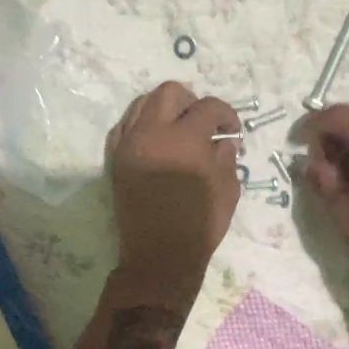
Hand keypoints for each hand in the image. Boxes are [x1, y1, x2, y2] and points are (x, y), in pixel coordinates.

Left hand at [106, 82, 240, 290]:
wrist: (159, 256)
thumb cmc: (199, 226)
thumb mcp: (227, 190)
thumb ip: (227, 158)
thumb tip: (224, 142)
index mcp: (186, 140)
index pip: (209, 107)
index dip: (227, 115)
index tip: (232, 132)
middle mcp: (153, 133)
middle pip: (170, 92)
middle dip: (192, 101)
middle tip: (202, 123)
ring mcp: (129, 144)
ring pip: (142, 103)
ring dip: (164, 109)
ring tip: (177, 129)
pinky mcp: (116, 159)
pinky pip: (124, 126)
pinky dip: (141, 125)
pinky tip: (154, 140)